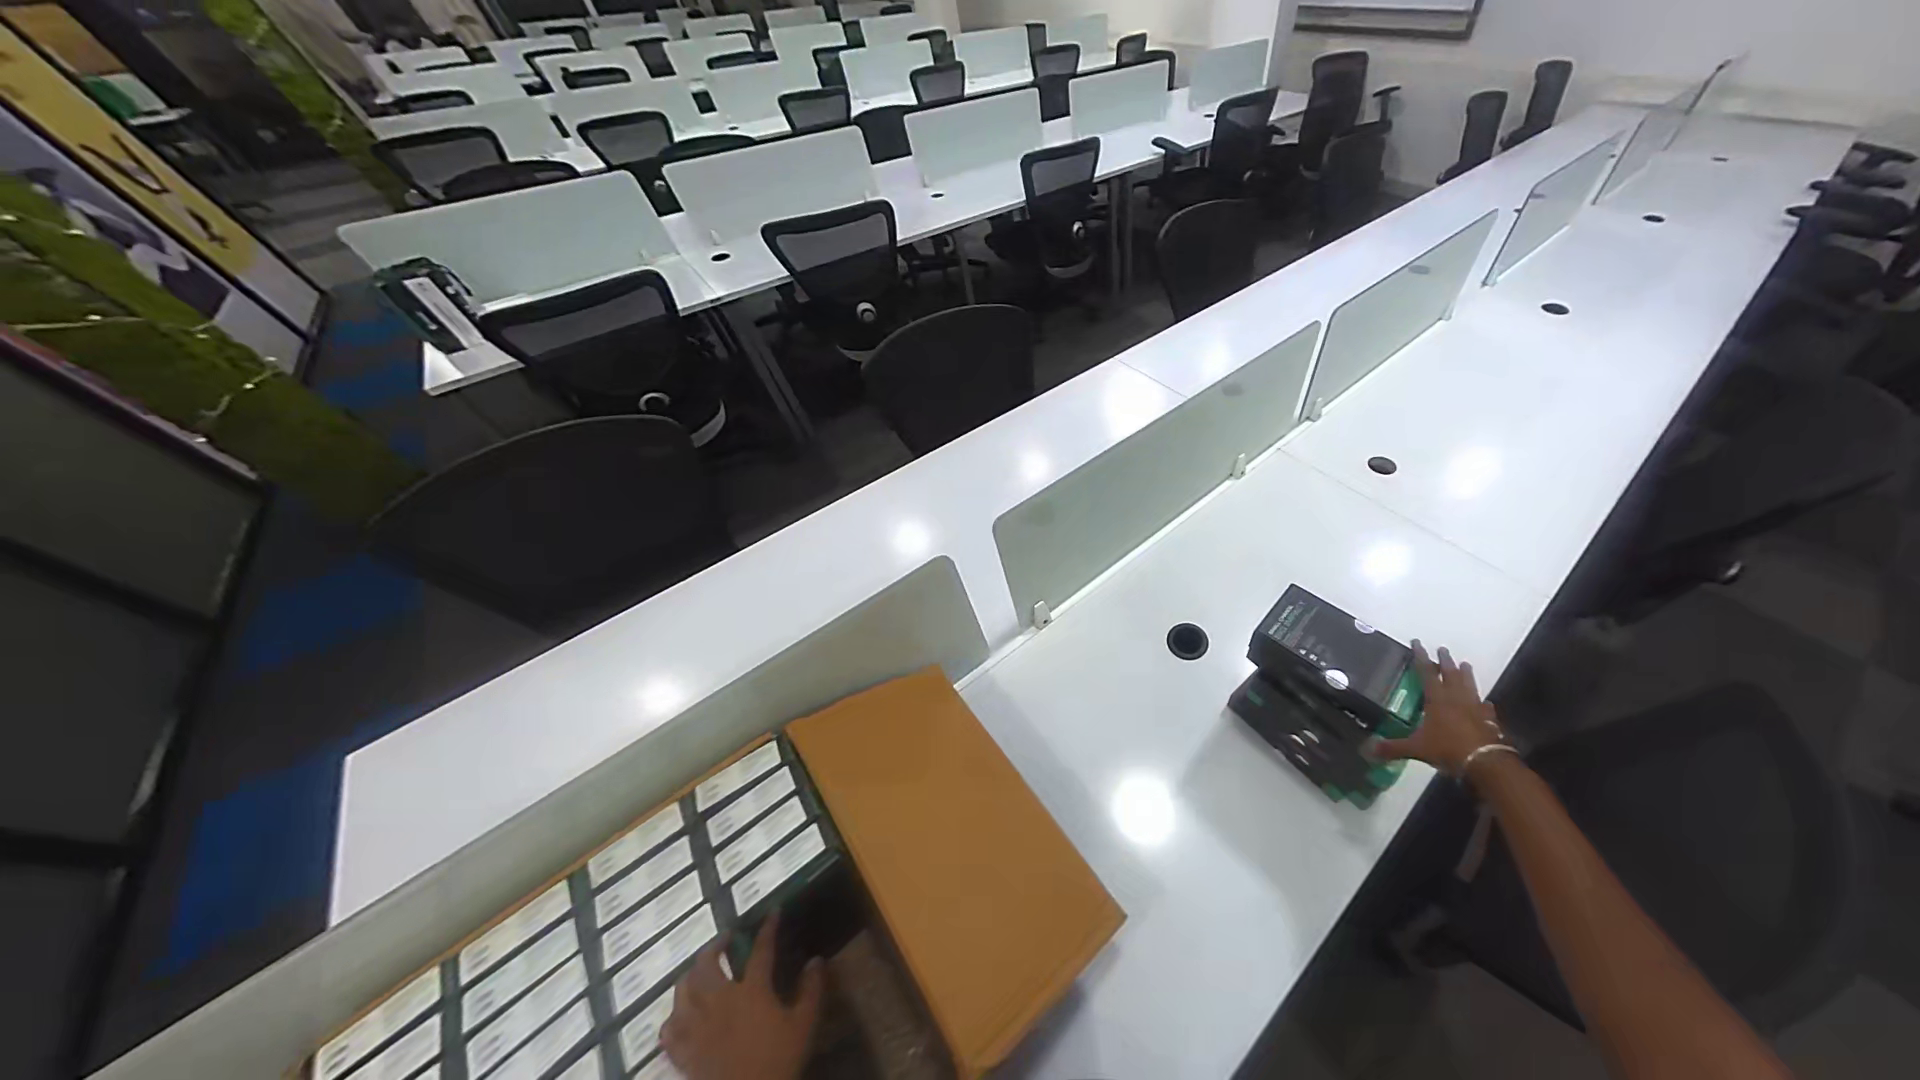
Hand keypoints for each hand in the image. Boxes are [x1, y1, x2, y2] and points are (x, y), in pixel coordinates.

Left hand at [661, 914, 823, 1079]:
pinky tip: (681, 1016)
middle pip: (707, 964)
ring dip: (690, 976)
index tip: (773, 912)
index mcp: (751, 991)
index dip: (768, 929)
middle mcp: (720, 1001)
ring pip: (682, 991)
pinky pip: (669, 1029)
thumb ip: (811, 991)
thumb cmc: (778, 1062)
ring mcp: (697, 1026)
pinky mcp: (684, 1052)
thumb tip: (816, 961)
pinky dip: (674, 1017)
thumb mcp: (803, 1025)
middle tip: (725, 941)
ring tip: (700, 972)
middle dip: (714, 946)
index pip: (761, 950)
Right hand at [1366, 642, 1506, 777]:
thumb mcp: (1415, 748)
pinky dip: (1483, 702)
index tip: (1417, 643)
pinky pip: (1485, 708)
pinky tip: (1485, 702)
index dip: (1421, 657)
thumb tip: (1369, 749)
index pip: (1426, 673)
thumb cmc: (1447, 748)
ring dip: (1466, 675)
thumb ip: (1393, 747)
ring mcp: (1475, 710)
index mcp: (1437, 700)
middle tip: (1443, 649)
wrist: (1486, 763)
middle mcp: (1457, 700)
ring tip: (1465, 665)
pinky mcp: (1489, 722)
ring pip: (1470, 686)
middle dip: (1445, 661)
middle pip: (1451, 675)